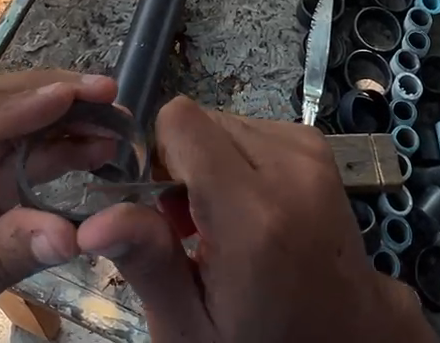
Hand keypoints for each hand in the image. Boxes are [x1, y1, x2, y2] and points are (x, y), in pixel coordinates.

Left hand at [0, 69, 119, 342]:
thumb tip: (69, 231)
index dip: (3, 103)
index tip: (62, 100)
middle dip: (43, 99)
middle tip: (104, 93)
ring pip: (5, 135)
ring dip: (59, 125)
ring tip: (112, 120)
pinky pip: (15, 173)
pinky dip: (56, 161)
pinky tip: (93, 153)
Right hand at [75, 97, 436, 342]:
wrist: (348, 336)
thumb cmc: (263, 341)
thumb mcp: (192, 330)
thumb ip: (148, 262)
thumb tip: (92, 223)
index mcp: (252, 214)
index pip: (181, 120)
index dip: (158, 152)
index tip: (156, 199)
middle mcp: (288, 168)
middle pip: (202, 120)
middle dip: (184, 162)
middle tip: (186, 223)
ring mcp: (310, 153)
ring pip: (227, 122)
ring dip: (212, 160)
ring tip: (219, 220)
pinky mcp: (318, 147)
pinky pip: (255, 127)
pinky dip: (241, 158)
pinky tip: (246, 204)